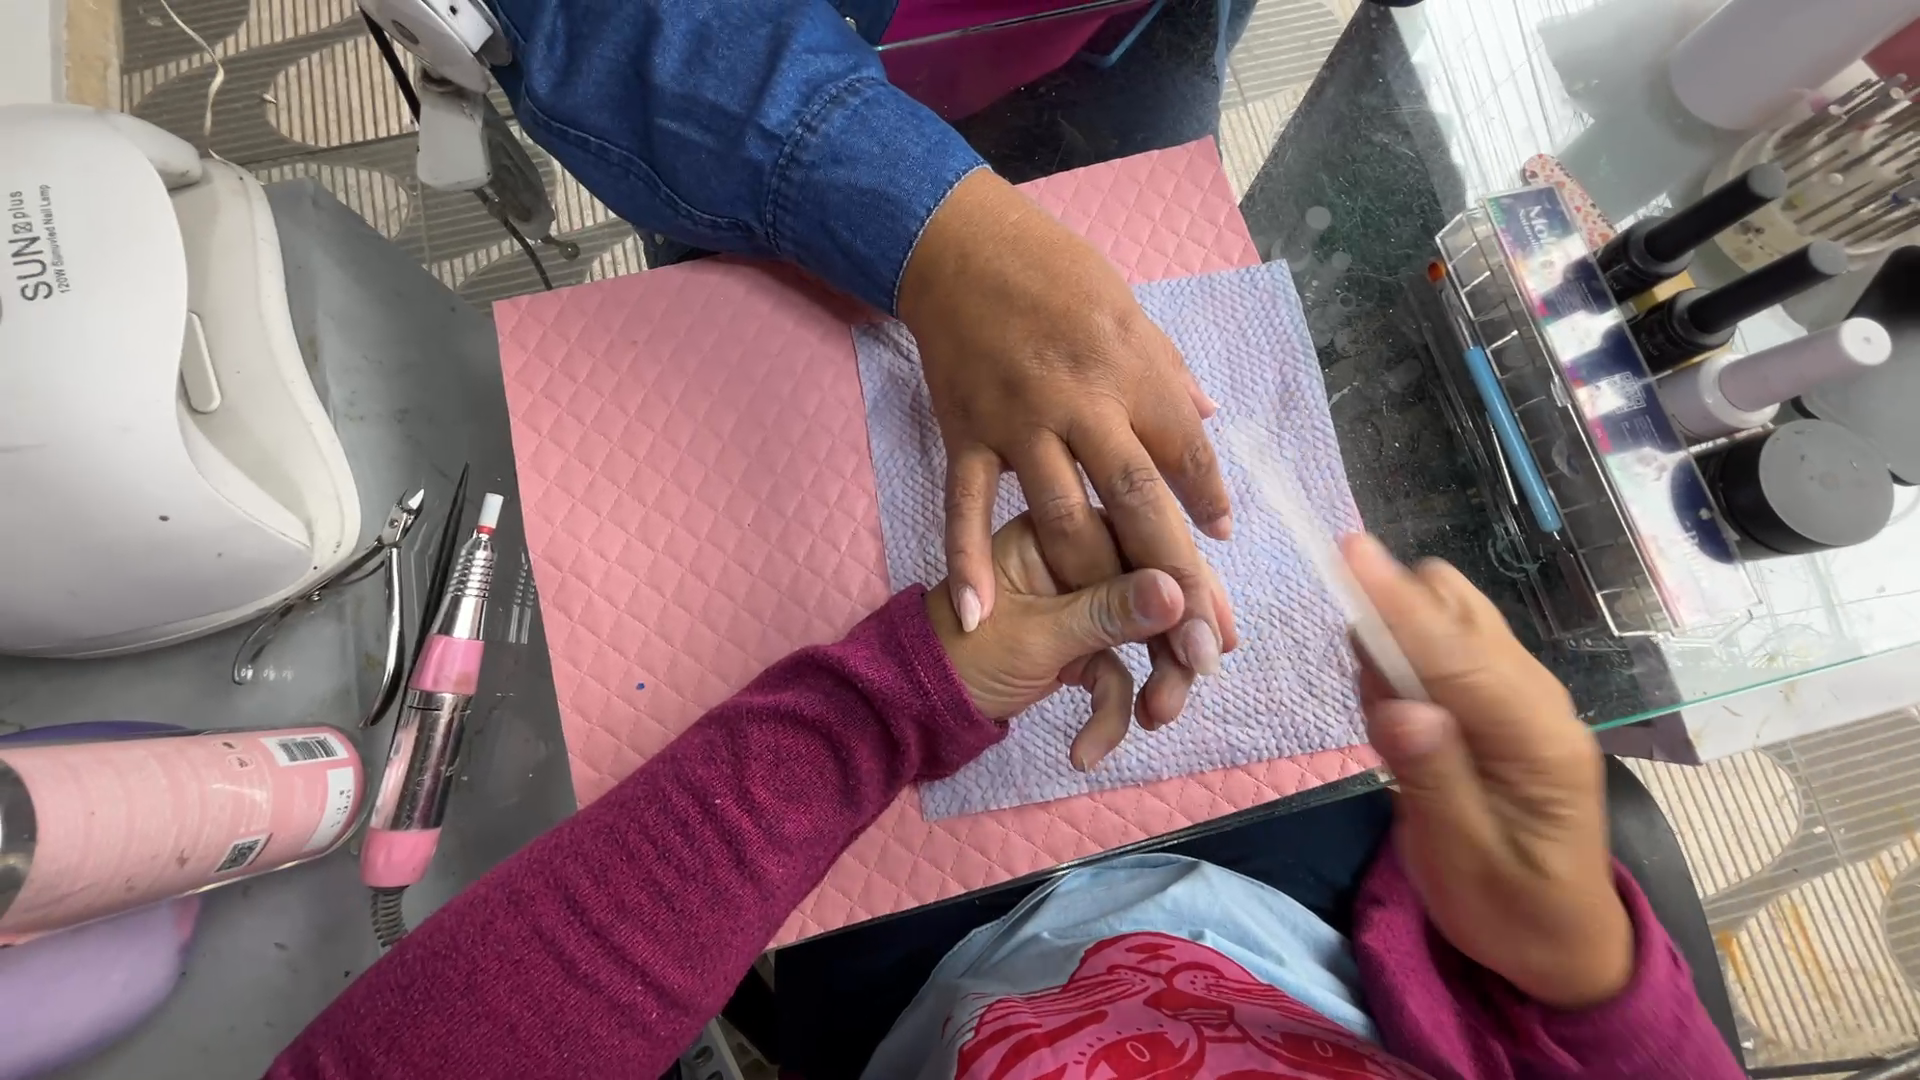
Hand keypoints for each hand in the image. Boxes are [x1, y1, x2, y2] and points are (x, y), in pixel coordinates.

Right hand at [899, 170, 1234, 730]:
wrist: (960, 246)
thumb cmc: (1055, 272)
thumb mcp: (1129, 308)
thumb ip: (1167, 372)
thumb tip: (1207, 415)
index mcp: (1131, 369)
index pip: (1185, 450)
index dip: (1210, 502)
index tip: (1222, 546)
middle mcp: (1082, 403)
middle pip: (1136, 499)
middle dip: (1172, 572)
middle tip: (1199, 639)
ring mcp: (1018, 425)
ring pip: (1060, 517)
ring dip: (1092, 585)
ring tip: (1118, 649)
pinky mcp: (964, 436)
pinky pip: (964, 508)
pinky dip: (967, 562)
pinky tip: (978, 615)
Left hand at [929, 514, 1186, 770]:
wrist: (917, 704)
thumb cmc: (961, 656)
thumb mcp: (1038, 635)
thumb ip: (1108, 613)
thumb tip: (1179, 591)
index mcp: (1055, 530)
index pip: (1136, 542)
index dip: (1182, 588)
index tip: (1213, 637)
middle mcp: (1071, 556)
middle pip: (1147, 588)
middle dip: (1172, 641)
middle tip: (1195, 679)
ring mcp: (1076, 602)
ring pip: (1138, 633)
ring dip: (1153, 679)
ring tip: (1157, 718)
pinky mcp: (1075, 642)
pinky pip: (1111, 668)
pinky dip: (1110, 707)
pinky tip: (1089, 749)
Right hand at [1342, 532, 1632, 1009]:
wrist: (1560, 941)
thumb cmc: (1510, 909)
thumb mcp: (1463, 860)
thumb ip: (1431, 777)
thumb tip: (1399, 706)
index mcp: (1536, 740)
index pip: (1455, 653)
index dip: (1396, 602)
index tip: (1349, 550)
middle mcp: (1536, 699)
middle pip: (1458, 609)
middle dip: (1393, 614)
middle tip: (1364, 686)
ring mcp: (1519, 693)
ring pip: (1447, 617)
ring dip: (1392, 641)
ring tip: (1385, 720)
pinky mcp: (1496, 697)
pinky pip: (1438, 646)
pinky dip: (1399, 660)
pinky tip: (1400, 715)